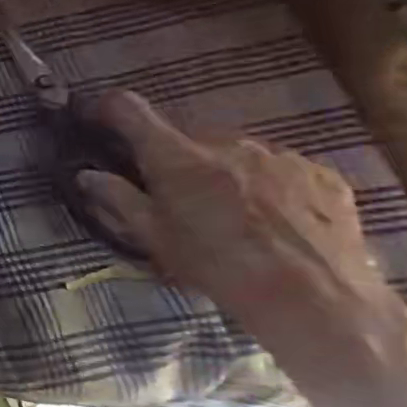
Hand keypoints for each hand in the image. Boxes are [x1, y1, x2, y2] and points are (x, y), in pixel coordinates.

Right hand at [76, 91, 406, 392]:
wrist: (315, 299)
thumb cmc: (217, 267)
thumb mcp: (154, 238)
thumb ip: (118, 199)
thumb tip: (87, 175)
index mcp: (177, 157)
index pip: (130, 111)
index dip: (107, 107)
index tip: (94, 113)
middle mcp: (227, 142)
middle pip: (186, 136)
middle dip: (172, 155)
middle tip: (171, 191)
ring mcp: (278, 155)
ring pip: (233, 150)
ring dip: (218, 168)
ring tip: (225, 210)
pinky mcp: (319, 173)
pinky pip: (277, 167)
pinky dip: (263, 182)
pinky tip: (268, 217)